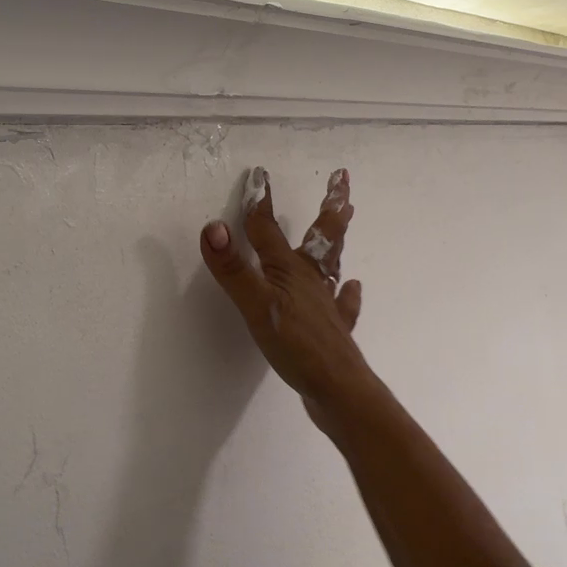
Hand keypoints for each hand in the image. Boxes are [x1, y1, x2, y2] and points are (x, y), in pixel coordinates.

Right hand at [199, 167, 369, 413]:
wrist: (340, 391)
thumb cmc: (296, 345)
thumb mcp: (255, 305)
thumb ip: (233, 268)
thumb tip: (214, 227)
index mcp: (290, 271)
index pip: (268, 230)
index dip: (261, 203)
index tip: (259, 175)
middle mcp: (311, 280)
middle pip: (321, 236)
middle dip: (329, 206)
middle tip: (342, 180)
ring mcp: (326, 304)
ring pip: (331, 263)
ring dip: (336, 239)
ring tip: (346, 219)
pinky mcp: (333, 329)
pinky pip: (342, 303)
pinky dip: (347, 292)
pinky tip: (353, 286)